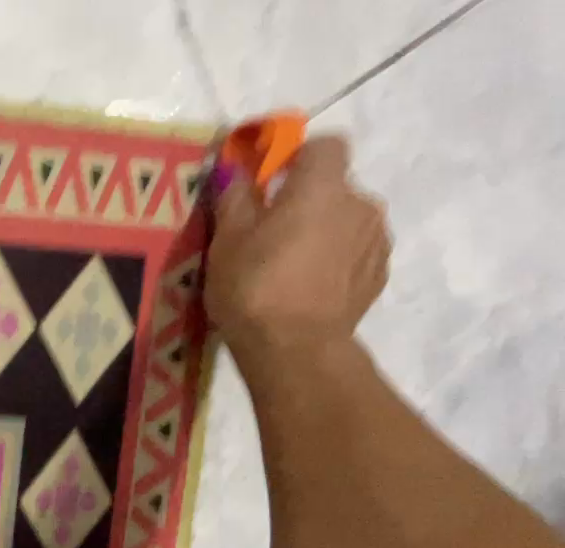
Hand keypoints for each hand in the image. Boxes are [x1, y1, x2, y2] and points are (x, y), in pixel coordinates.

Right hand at [206, 136, 391, 385]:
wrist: (293, 345)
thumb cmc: (252, 286)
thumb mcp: (226, 242)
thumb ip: (235, 200)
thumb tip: (238, 173)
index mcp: (322, 188)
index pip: (326, 145)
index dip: (298, 157)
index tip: (270, 182)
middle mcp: (361, 202)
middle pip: (333, 188)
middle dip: (305, 203)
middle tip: (267, 238)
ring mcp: (376, 237)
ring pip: (345, 221)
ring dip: (321, 233)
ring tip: (286, 269)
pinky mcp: (379, 271)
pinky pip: (354, 252)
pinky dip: (333, 261)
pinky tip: (304, 288)